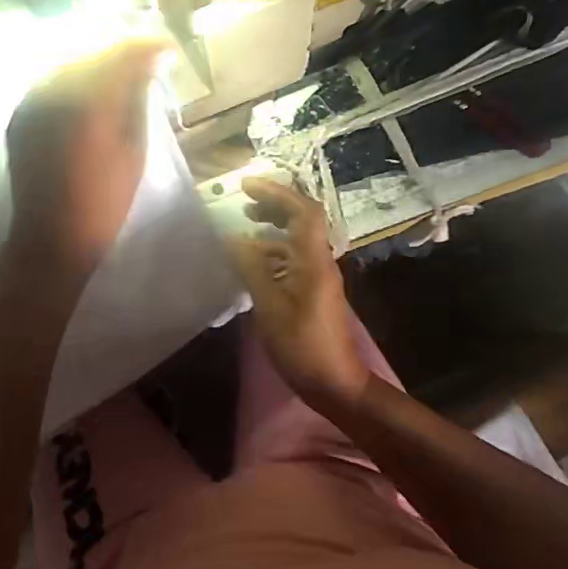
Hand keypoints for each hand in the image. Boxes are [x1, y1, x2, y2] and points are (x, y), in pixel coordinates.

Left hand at [5, 40, 166, 272]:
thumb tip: (150, 62)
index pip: (121, 53)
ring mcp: (30, 100)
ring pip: (69, 64)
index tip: (168, 52)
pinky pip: (50, 82)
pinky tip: (90, 95)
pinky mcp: (20, 114)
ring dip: (97, 65)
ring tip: (121, 79)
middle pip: (93, 52)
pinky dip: (73, 81)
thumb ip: (138, 98)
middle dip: (122, 54)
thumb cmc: (104, 201)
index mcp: (87, 98)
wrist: (52, 237)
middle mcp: (53, 89)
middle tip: (147, 64)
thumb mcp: (133, 148)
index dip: (148, 47)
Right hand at [226, 178, 370, 413]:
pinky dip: (272, 252)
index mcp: (313, 260)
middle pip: (303, 219)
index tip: (246, 187)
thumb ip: (252, 268)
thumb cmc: (301, 344)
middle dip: (275, 205)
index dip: (276, 193)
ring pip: (297, 239)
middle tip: (245, 204)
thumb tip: (233, 239)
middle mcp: (320, 261)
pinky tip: (252, 262)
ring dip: (273, 228)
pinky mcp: (313, 291)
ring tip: (245, 228)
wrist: (334, 382)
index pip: (302, 211)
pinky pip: (293, 258)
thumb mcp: (270, 305)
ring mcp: (319, 277)